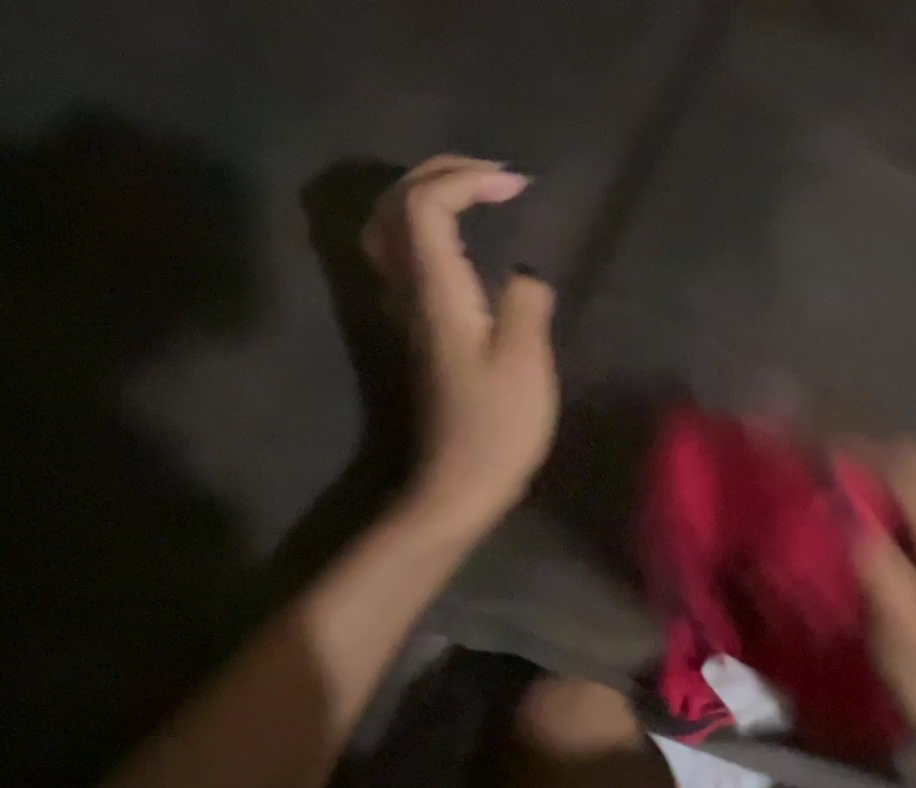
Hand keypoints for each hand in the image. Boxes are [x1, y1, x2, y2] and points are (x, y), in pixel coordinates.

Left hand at [362, 155, 557, 537]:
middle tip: (497, 178)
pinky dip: (428, 228)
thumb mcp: (525, 364)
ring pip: (390, 229)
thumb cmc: (495, 430)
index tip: (518, 187)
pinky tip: (461, 243)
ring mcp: (402, 311)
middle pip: (396, 205)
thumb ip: (524, 304)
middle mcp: (406, 291)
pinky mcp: (413, 332)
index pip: (424, 205)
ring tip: (478, 198)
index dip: (465, 180)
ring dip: (429, 196)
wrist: (454, 485)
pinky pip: (403, 256)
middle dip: (443, 174)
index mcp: (435, 292)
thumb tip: (523, 275)